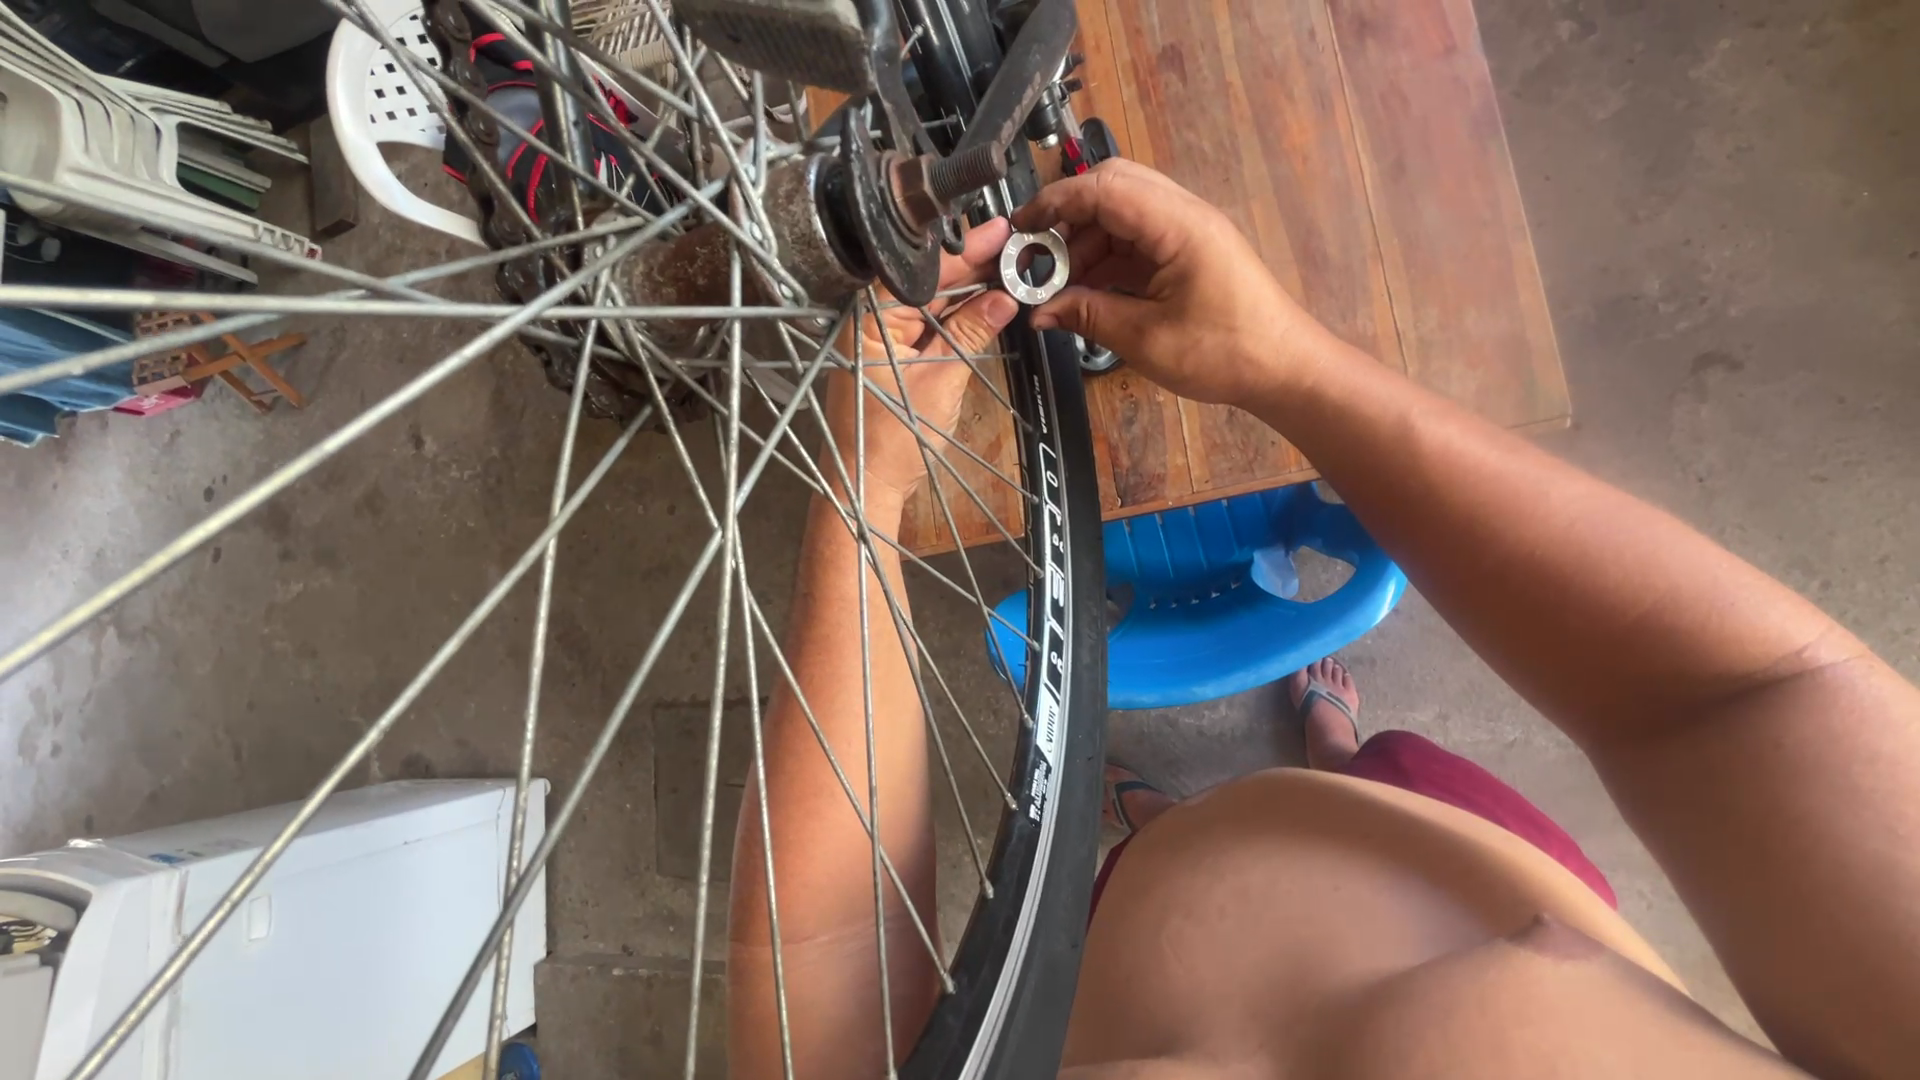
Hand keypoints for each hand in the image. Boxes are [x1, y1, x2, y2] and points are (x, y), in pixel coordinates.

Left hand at [822, 218, 1018, 513]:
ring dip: (968, 291)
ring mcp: (882, 340)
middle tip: (1014, 246)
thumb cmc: (893, 439)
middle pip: (926, 283)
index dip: (964, 251)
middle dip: (971, 266)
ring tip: (1009, 268)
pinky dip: (957, 318)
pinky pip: (927, 328)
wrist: (868, 485)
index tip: (1000, 232)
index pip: (921, 272)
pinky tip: (987, 302)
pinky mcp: (894, 358)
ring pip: (930, 304)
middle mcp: (871, 320)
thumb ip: (971, 333)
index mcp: (869, 318)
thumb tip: (1005, 297)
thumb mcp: (940, 380)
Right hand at [1012, 159, 1336, 405]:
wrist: (1284, 369)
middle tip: (1037, 256)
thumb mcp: (1146, 339)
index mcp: (1178, 224)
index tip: (1020, 228)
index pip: (1105, 188)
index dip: (1056, 202)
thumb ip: (1088, 316)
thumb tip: (1038, 312)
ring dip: (1086, 244)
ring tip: (1059, 286)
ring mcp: (1188, 232)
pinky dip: (1107, 260)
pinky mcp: (1189, 253)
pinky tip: (1086, 291)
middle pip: (1114, 188)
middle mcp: (1184, 214)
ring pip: (1122, 216)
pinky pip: (1138, 241)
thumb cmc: (1223, 353)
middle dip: (1069, 218)